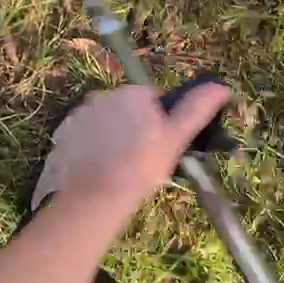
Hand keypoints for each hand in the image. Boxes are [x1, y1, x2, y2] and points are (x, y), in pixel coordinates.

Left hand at [39, 83, 231, 213]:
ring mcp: (79, 114)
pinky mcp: (62, 134)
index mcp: (132, 93)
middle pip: (125, 109)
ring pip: (103, 122)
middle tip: (140, 160)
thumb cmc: (141, 165)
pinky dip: (89, 148)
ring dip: (110, 137)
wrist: (95, 195)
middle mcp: (102, 95)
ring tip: (117, 167)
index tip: (158, 147)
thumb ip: (196, 110)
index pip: (150, 100)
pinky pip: (82, 136)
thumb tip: (221, 87)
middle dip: (133, 127)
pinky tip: (96, 168)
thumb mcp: (175, 139)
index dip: (158, 124)